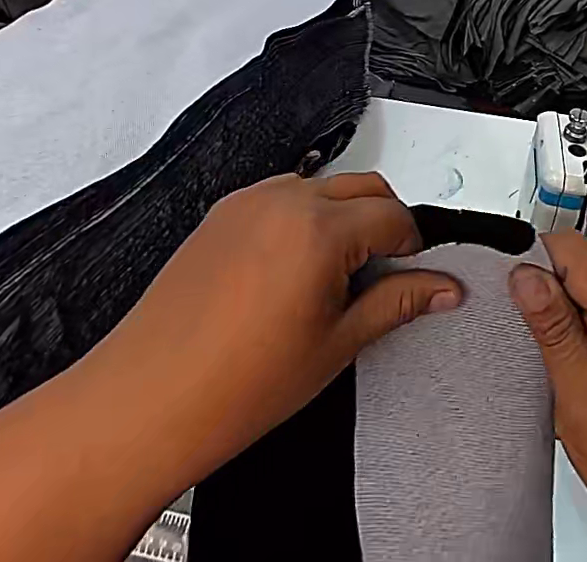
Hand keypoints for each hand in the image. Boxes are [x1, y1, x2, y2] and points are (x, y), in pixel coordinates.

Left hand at [82, 172, 461, 488]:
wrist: (145, 400)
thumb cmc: (231, 384)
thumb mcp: (336, 344)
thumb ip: (398, 303)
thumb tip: (441, 289)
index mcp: (319, 229)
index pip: (394, 215)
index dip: (413, 245)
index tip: (413, 271)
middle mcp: (285, 201)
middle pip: (365, 186)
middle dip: (386, 219)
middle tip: (385, 269)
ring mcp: (250, 202)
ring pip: (324, 186)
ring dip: (345, 214)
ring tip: (337, 273)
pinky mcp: (225, 211)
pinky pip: (284, 194)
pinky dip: (306, 215)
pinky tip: (297, 266)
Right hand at [510, 233, 586, 561]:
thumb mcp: (586, 405)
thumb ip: (557, 333)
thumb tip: (524, 274)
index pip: (572, 250)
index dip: (532, 264)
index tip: (506, 297)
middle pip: (576, 258)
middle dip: (541, 285)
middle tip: (522, 334)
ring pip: (581, 275)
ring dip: (553, 303)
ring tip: (542, 350)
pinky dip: (569, 316)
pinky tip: (561, 353)